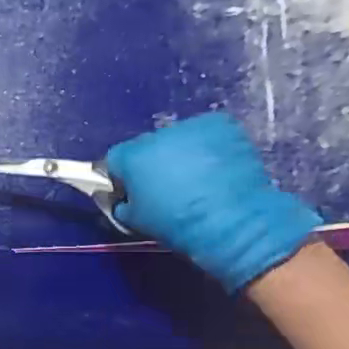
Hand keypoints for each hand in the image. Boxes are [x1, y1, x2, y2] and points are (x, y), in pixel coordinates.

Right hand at [104, 112, 321, 292]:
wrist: (233, 221)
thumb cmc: (176, 223)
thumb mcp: (135, 221)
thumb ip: (121, 204)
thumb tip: (122, 200)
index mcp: (131, 156)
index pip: (115, 159)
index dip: (122, 177)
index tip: (133, 193)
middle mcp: (157, 135)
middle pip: (146, 147)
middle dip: (153, 163)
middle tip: (167, 188)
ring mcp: (191, 127)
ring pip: (178, 139)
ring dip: (181, 153)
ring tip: (197, 179)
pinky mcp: (221, 125)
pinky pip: (207, 133)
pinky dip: (209, 146)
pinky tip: (217, 167)